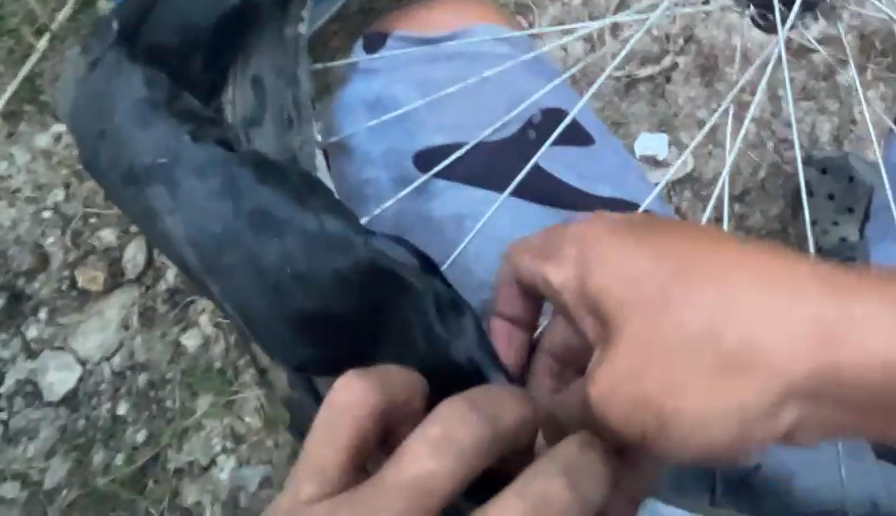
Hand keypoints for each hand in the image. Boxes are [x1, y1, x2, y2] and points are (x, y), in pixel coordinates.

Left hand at [265, 365, 646, 515]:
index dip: (595, 475)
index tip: (600, 467)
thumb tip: (598, 509)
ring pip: (449, 419)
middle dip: (561, 442)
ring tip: (496, 427)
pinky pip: (357, 401)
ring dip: (493, 412)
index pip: (556, 505)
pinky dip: (396, 392)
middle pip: (520, 467)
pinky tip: (411, 421)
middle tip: (557, 447)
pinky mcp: (295, 496)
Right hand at [488, 214, 854, 462]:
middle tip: (554, 464)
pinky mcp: (709, 321)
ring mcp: (671, 289)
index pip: (518, 269)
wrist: (827, 344)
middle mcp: (623, 258)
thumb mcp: (614, 398)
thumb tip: (548, 429)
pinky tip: (637, 483)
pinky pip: (656, 363)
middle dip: (555, 399)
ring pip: (614, 356)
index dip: (502, 325)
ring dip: (600, 423)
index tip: (507, 388)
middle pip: (566, 326)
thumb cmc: (700, 357)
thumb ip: (564, 416)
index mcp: (587, 252)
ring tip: (597, 492)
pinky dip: (643, 413)